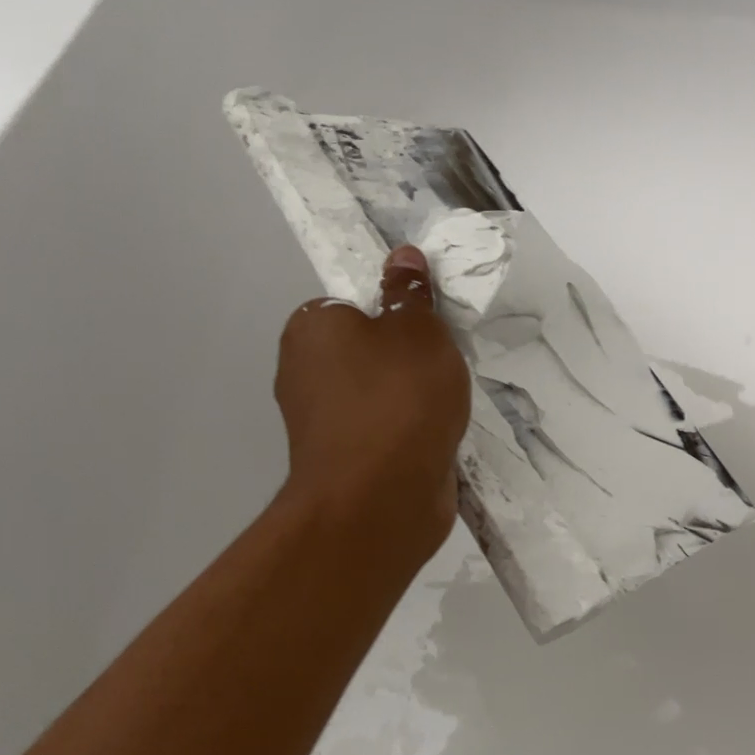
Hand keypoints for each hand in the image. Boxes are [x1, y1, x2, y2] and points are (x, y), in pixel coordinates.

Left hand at [273, 247, 471, 554]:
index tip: (430, 326)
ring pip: (379, 390)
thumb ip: (410, 292)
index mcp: (312, 329)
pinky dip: (409, 429)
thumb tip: (401, 254)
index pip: (355, 302)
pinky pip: (385, 428)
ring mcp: (322, 421)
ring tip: (450, 400)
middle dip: (408, 355)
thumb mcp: (418, 330)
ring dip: (413, 395)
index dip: (396, 310)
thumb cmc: (398, 398)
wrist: (381, 500)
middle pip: (368, 347)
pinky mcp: (344, 460)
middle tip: (447, 359)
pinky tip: (439, 434)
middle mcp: (304, 371)